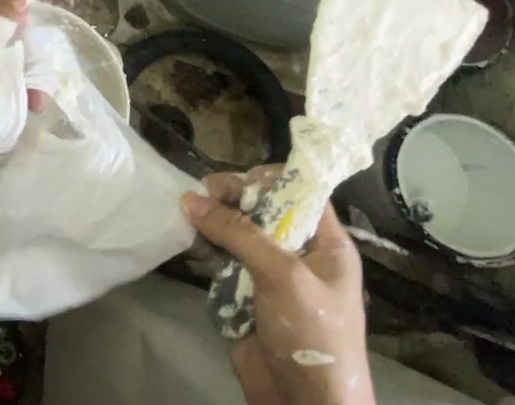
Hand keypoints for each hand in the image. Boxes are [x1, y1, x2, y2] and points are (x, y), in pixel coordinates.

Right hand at [182, 171, 374, 404]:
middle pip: (260, 206)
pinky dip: (204, 245)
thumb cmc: (312, 335)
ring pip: (234, 228)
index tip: (233, 182)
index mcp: (325, 244)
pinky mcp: (243, 289)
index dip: (267, 179)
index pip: (300, 192)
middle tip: (200, 198)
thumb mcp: (282, 277)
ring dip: (211, 221)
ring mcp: (269, 271)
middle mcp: (298, 251)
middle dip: (229, 198)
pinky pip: (220, 255)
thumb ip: (238, 233)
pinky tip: (189, 240)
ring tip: (188, 217)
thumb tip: (188, 198)